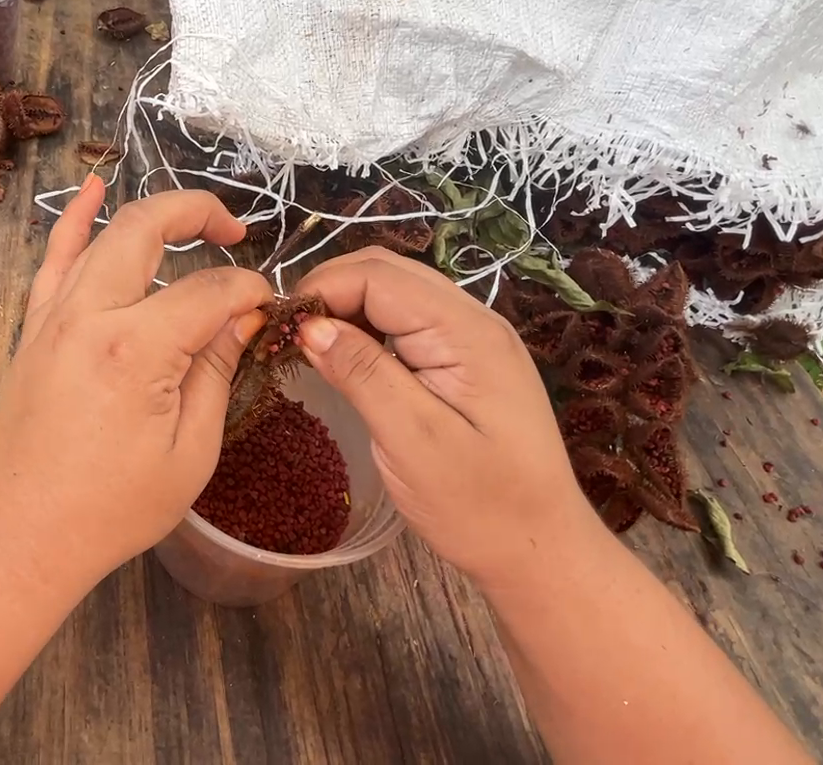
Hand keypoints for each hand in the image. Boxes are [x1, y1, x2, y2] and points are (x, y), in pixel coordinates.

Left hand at [0, 176, 271, 584]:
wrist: (24, 528)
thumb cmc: (112, 507)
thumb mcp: (189, 451)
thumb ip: (216, 369)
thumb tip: (243, 317)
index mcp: (133, 349)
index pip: (207, 291)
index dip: (246, 291)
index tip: (266, 306)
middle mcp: (88, 314)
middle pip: (146, 228)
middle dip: (199, 213)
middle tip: (236, 232)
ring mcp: (53, 314)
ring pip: (103, 234)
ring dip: (152, 214)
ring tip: (195, 217)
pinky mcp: (35, 325)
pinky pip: (55, 257)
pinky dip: (76, 219)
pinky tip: (96, 189)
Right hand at [293, 248, 601, 589]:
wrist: (540, 552)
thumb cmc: (479, 505)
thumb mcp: (413, 441)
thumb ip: (362, 373)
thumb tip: (308, 325)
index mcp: (466, 332)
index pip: (378, 276)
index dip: (322, 289)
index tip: (282, 330)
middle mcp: (471, 319)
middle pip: (384, 270)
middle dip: (329, 290)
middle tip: (289, 335)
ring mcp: (469, 336)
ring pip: (391, 289)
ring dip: (344, 305)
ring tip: (309, 344)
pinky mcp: (460, 357)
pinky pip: (402, 318)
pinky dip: (363, 325)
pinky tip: (343, 356)